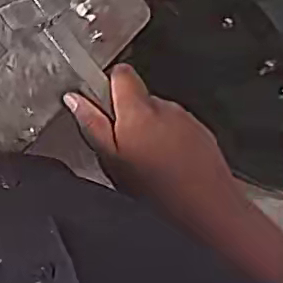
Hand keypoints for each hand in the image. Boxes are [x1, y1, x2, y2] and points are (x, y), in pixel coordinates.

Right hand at [62, 64, 239, 217]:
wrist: (207, 209)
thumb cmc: (157, 189)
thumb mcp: (110, 158)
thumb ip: (91, 123)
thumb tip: (74, 99)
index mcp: (138, 108)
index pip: (121, 73)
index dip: (107, 84)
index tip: (99, 105)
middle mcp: (165, 107)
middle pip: (137, 96)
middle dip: (125, 115)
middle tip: (119, 145)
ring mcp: (186, 119)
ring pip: (156, 115)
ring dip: (147, 130)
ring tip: (144, 161)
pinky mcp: (201, 133)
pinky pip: (176, 129)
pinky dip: (167, 142)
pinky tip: (164, 167)